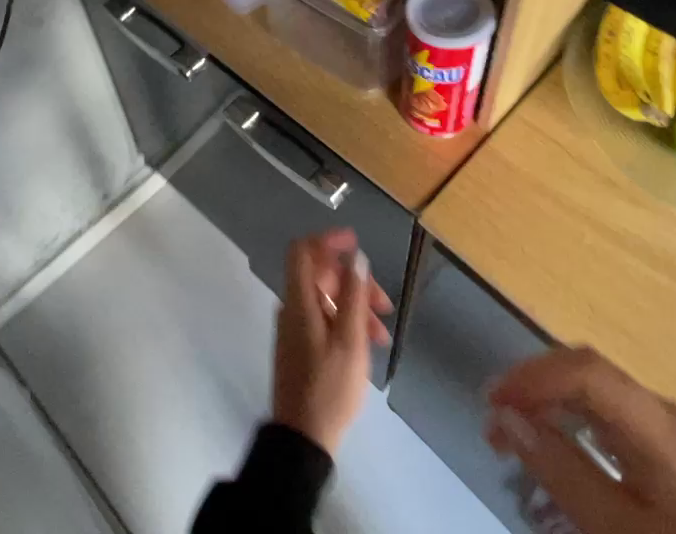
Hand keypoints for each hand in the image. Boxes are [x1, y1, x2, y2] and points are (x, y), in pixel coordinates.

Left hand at [271, 229, 393, 455]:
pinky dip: (347, 324)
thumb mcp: (349, 340)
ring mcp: (295, 327)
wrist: (303, 435)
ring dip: (356, 307)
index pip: (303, 250)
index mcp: (299, 301)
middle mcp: (292, 308)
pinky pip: (324, 320)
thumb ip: (353, 295)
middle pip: (321, 275)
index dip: (328, 240)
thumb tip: (356, 256)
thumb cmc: (329, 387)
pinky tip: (367, 345)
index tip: (356, 243)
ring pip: (327, 300)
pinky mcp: (301, 346)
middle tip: (383, 304)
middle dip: (355, 282)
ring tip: (382, 334)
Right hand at [486, 346, 675, 533]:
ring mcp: (664, 427)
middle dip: (532, 385)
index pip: (587, 371)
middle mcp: (662, 411)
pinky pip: (604, 412)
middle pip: (586, 372)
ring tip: (508, 434)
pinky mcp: (662, 447)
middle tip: (492, 421)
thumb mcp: (616, 528)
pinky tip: (547, 441)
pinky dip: (565, 417)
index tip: (492, 402)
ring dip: (544, 400)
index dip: (533, 375)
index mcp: (659, 426)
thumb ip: (562, 471)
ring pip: (591, 389)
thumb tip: (508, 416)